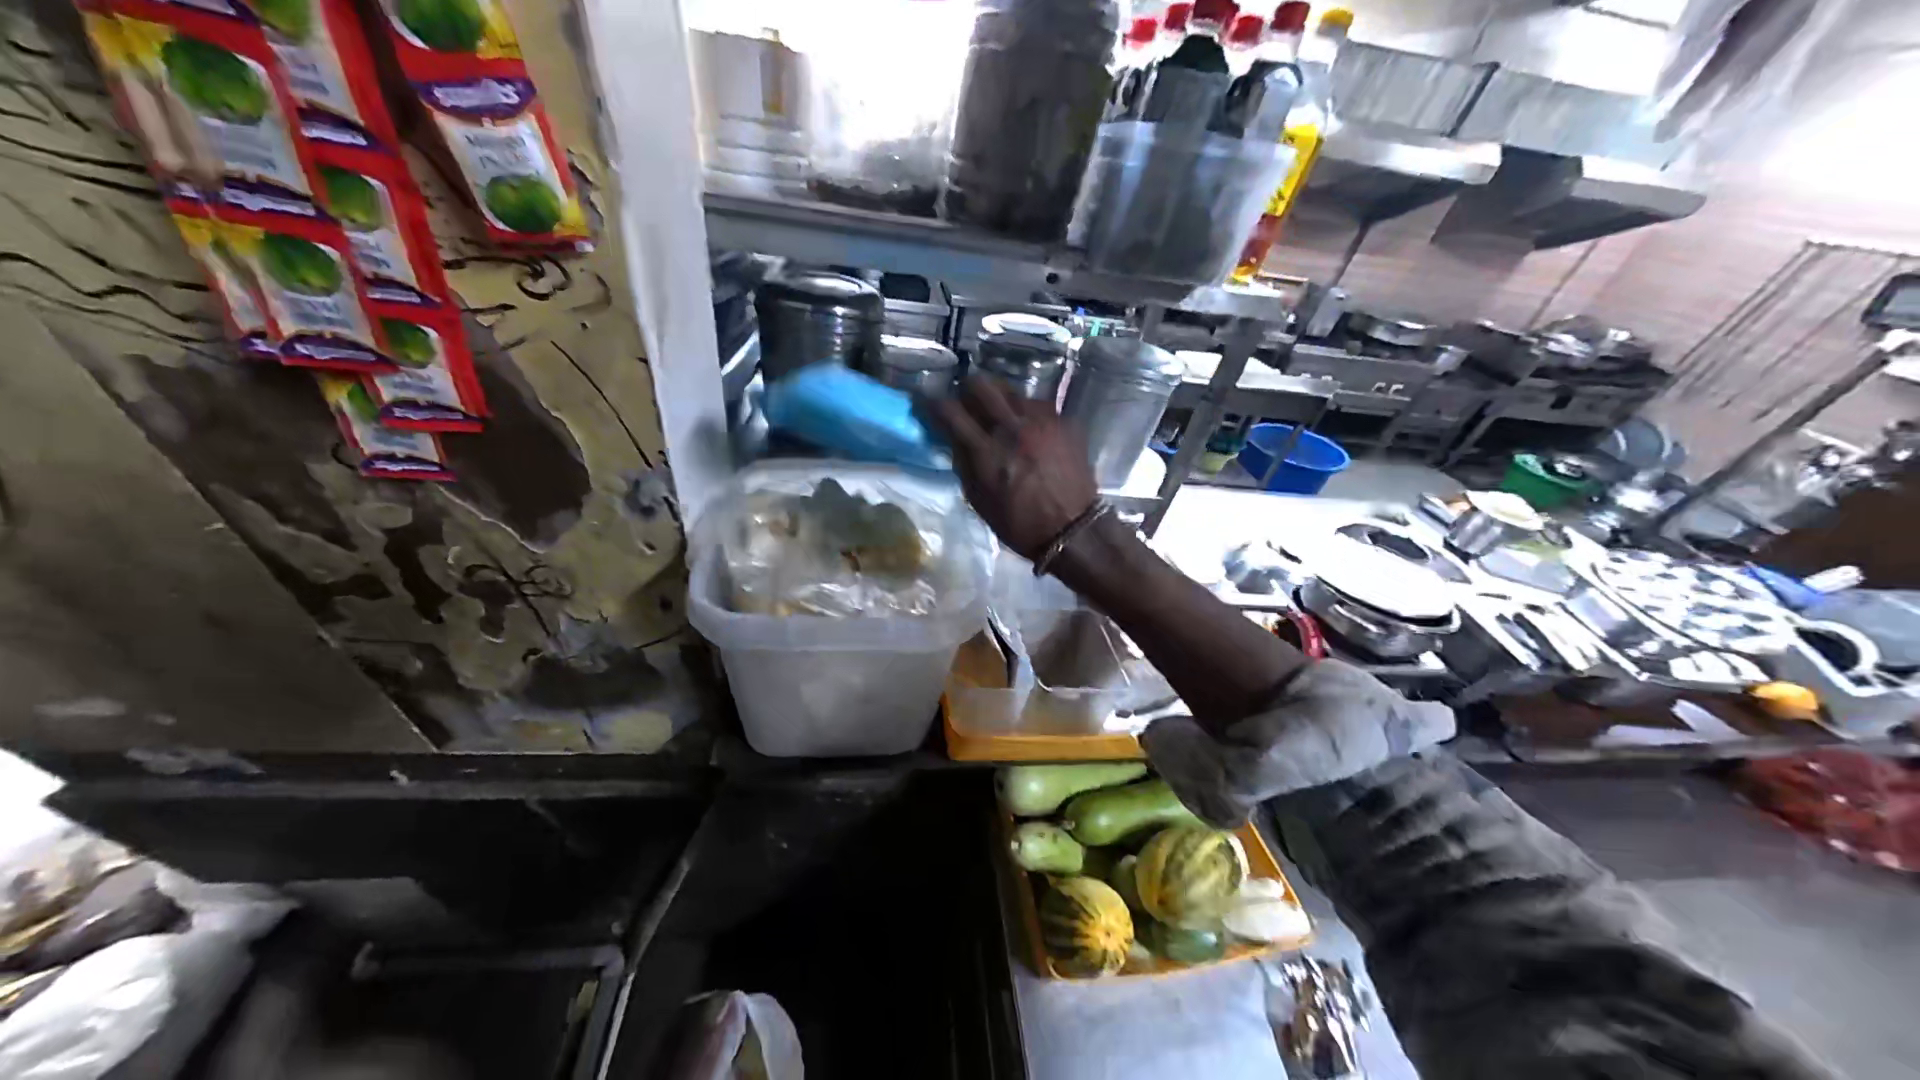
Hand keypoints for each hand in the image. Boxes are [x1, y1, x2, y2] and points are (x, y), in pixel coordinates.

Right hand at [931, 378, 1097, 560]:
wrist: (1072, 530)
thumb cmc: (1020, 524)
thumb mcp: (979, 500)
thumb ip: (963, 463)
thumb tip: (954, 438)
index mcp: (986, 452)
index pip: (950, 411)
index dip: (932, 402)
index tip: (927, 401)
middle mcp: (1012, 427)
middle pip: (981, 384)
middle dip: (967, 388)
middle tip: (966, 401)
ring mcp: (1042, 421)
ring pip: (1011, 390)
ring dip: (999, 399)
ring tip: (1000, 416)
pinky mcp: (1065, 421)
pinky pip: (1038, 405)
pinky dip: (1026, 412)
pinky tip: (1028, 429)